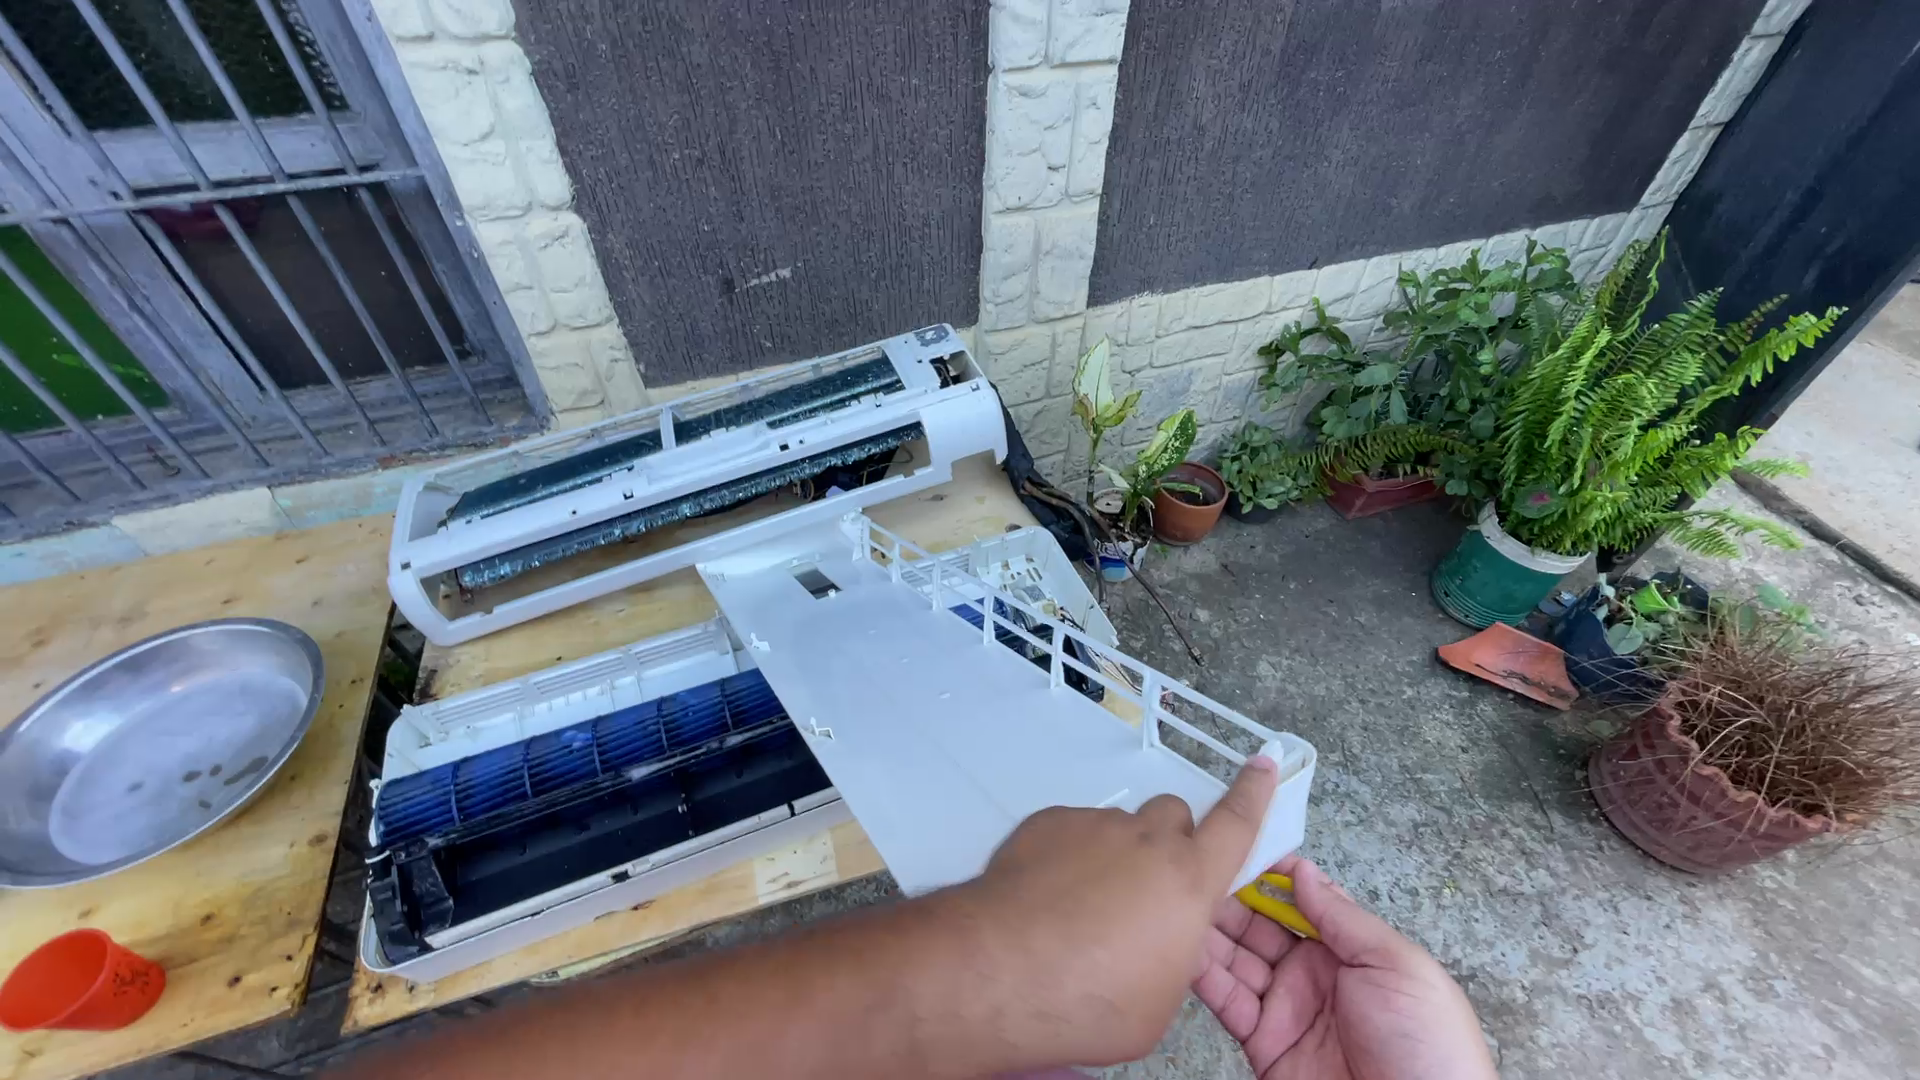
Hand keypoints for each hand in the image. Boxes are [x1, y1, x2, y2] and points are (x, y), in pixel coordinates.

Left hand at [927, 758, 1280, 1073]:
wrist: (1005, 967)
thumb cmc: (1089, 999)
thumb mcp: (1160, 999)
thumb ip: (1175, 951)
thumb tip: (1160, 938)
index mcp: (1187, 882)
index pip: (1236, 824)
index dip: (1254, 792)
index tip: (1264, 763)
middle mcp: (1145, 840)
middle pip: (1172, 816)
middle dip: (1169, 841)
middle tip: (1145, 885)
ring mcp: (1094, 824)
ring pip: (1119, 827)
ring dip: (1113, 855)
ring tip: (1080, 904)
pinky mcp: (1050, 821)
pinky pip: (1073, 830)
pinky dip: (1069, 855)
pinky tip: (1047, 894)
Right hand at [1194, 855, 1496, 1079]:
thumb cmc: (1426, 1049)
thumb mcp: (1399, 969)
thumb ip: (1345, 917)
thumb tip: (1301, 870)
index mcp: (1350, 952)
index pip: (1301, 901)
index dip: (1271, 874)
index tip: (1240, 846)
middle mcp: (1312, 974)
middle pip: (1259, 924)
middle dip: (1229, 897)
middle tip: (1197, 870)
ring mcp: (1284, 1008)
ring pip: (1235, 957)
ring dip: (1210, 929)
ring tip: (1180, 900)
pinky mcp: (1262, 1043)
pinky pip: (1227, 1001)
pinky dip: (1203, 973)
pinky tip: (1183, 945)